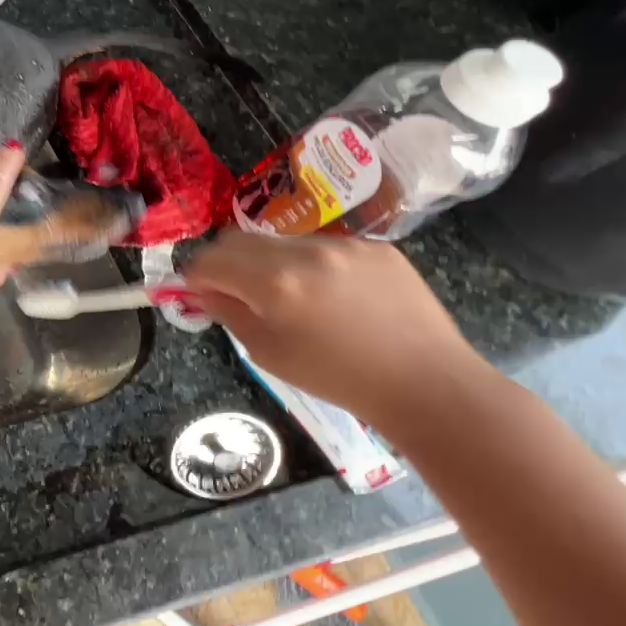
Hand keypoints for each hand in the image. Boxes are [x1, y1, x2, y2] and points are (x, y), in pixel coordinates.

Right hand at [181, 230, 492, 426]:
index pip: (210, 260)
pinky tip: (335, 296)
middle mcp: (305, 253)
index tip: (199, 293)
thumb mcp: (266, 352)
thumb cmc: (338, 377)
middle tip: (236, 292)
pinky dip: (314, 265)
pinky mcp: (377, 247)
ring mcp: (345, 245)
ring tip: (295, 297)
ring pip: (281, 241)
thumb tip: (203, 291)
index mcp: (274, 283)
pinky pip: (324, 247)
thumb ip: (228, 313)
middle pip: (238, 240)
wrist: (429, 385)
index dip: (196, 277)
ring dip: (271, 262)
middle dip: (227, 263)